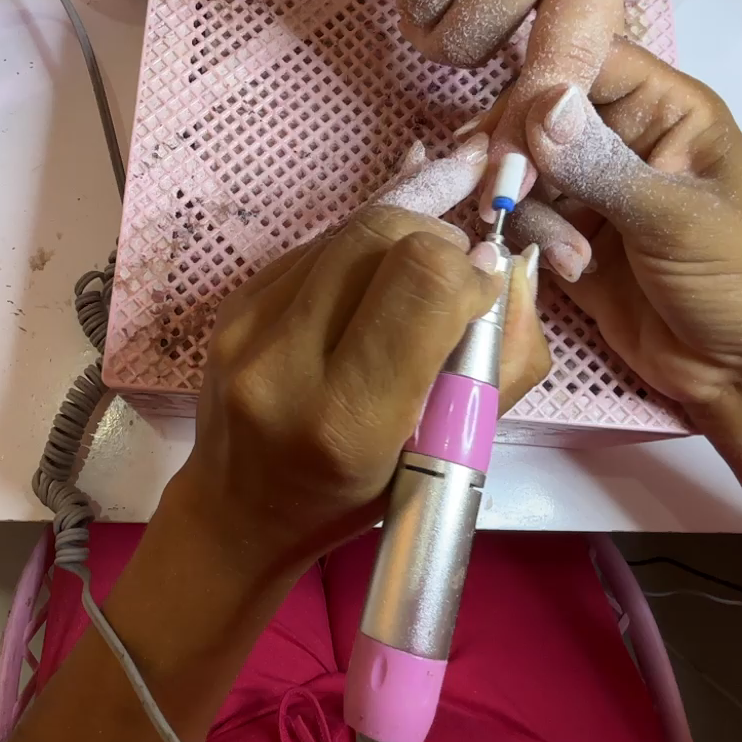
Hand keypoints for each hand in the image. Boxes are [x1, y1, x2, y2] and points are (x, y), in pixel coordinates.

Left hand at [169, 152, 548, 574]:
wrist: (238, 510)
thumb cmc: (352, 501)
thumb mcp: (444, 460)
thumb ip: (500, 367)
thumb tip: (511, 272)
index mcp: (344, 419)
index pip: (421, 283)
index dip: (467, 275)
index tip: (476, 302)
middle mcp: (281, 362)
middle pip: (381, 234)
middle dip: (434, 245)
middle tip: (445, 289)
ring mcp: (245, 326)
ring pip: (347, 231)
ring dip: (394, 249)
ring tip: (399, 298)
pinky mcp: (231, 303)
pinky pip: (313, 247)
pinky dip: (353, 261)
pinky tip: (353, 305)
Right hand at [503, 41, 741, 409]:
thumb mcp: (678, 217)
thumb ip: (600, 164)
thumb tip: (540, 105)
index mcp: (665, 114)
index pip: (588, 63)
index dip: (541, 82)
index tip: (506, 128)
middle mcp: (620, 144)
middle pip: (537, 118)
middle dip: (516, 156)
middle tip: (500, 193)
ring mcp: (590, 195)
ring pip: (522, 175)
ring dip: (532, 214)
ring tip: (571, 258)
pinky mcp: (568, 242)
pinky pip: (524, 223)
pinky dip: (532, 244)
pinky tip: (568, 272)